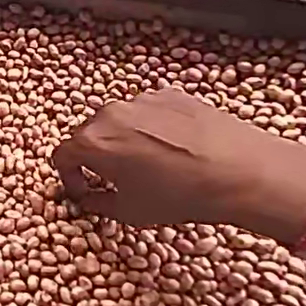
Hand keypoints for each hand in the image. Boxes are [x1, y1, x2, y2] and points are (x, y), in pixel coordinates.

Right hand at [50, 88, 305, 241]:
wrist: (243, 172)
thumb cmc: (182, 195)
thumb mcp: (130, 211)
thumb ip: (97, 202)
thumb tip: (90, 198)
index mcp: (92, 142)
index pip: (62, 155)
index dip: (68, 176)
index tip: (82, 189)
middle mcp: (111, 114)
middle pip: (87, 134)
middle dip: (94, 157)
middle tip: (112, 179)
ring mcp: (142, 100)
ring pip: (117, 121)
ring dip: (121, 141)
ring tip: (148, 165)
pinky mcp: (170, 94)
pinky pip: (147, 111)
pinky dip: (150, 128)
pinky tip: (171, 150)